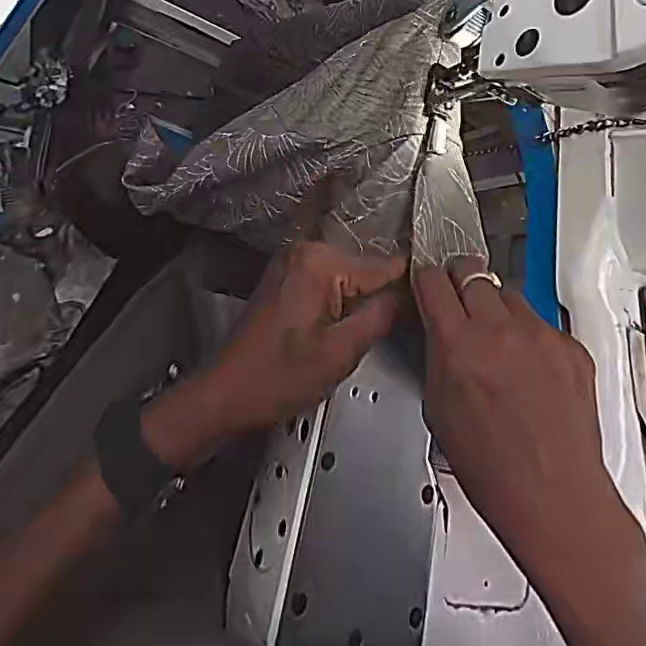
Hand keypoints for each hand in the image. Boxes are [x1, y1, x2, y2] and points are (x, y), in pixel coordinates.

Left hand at [143, 242, 405, 470]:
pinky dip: (342, 303)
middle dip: (380, 300)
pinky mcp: (289, 276)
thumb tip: (408, 295)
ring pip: (351, 278)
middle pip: (368, 270)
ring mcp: (294, 261)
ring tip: (358, 335)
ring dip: (361, 303)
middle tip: (384, 334)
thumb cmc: (274, 379)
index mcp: (320, 262)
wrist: (224, 395)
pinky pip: (332, 283)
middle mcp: (306, 251)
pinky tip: (340, 329)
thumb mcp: (340, 354)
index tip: (422, 312)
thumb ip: (381, 316)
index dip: (407, 292)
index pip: (384, 267)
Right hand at [410, 259, 620, 568]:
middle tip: (459, 297)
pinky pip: (542, 323)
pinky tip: (529, 369)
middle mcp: (501, 331)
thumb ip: (438, 356)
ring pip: (510, 295)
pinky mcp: (570, 346)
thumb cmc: (496, 470)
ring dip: (498, 310)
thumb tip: (438, 330)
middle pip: (473, 273)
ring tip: (498, 346)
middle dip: (461, 281)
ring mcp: (540, 335)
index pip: (435, 281)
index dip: (428, 278)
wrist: (554, 496)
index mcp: (460, 345)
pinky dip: (532, 337)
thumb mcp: (439, 409)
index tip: (429, 281)